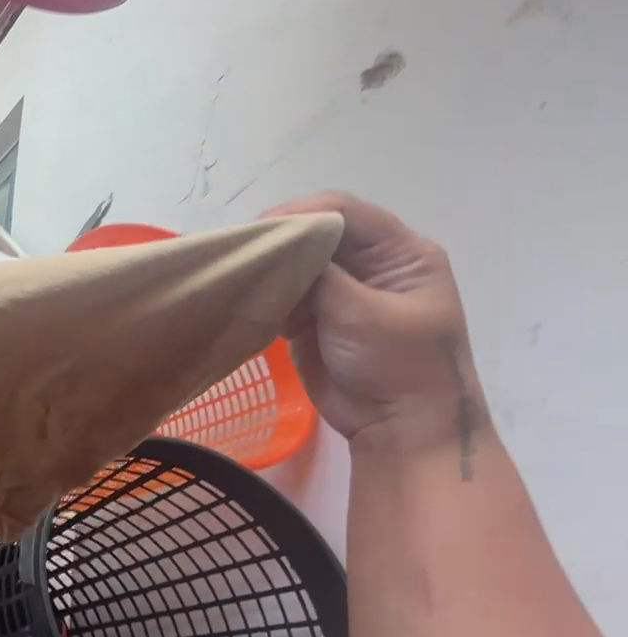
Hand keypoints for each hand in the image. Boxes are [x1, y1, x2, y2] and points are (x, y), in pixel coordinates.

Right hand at [261, 192, 482, 453]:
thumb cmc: (398, 365)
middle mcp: (370, 264)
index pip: (344, 211)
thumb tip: (279, 243)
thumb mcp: (362, 313)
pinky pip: (281, 289)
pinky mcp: (312, 314)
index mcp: (401, 254)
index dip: (300, 214)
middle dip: (276, 238)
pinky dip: (261, 289)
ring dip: (265, 265)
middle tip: (239, 253)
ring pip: (293, 260)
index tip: (258, 232)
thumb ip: (322, 274)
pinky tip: (243, 295)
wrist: (398, 425)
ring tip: (235, 273)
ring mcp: (340, 290)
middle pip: (315, 231)